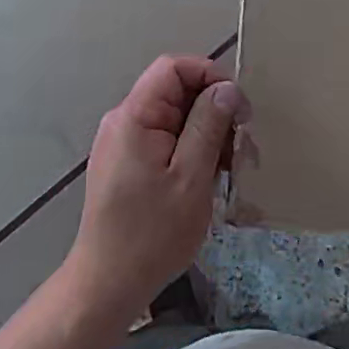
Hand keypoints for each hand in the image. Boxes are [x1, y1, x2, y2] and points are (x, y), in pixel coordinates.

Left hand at [62, 55, 247, 322]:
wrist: (108, 280)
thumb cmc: (153, 232)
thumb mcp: (191, 177)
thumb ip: (208, 126)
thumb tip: (226, 88)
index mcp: (134, 115)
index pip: (172, 68)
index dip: (209, 77)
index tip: (239, 110)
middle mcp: (122, 120)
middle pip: (174, 92)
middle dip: (212, 112)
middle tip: (239, 151)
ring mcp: (121, 142)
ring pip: (172, 119)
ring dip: (204, 136)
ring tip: (227, 171)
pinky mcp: (124, 163)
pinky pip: (161, 140)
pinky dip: (188, 152)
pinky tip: (205, 181)